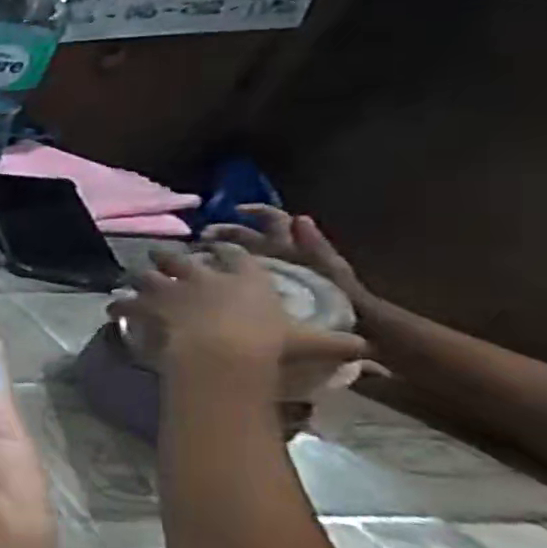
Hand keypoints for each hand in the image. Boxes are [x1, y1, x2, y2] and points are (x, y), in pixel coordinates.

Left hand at [110, 246, 367, 384]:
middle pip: (178, 258)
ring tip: (133, 284)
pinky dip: (120, 308)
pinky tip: (115, 312)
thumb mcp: (310, 343)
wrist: (222, 353)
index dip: (226, 253)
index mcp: (243, 278)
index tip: (218, 251)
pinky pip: (125, 304)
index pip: (236, 255)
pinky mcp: (146, 304)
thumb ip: (338, 344)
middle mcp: (202, 276)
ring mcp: (169, 287)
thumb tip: (374, 353)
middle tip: (162, 260)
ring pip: (145, 275)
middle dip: (168, 258)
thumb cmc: (268, 345)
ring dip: (139, 280)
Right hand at [202, 205, 361, 298]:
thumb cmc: (346, 301)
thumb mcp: (333, 271)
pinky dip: (211, 272)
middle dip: (224, 231)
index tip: (235, 211)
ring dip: (214, 250)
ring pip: (231, 254)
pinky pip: (228, 278)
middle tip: (204, 238)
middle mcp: (273, 257)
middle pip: (244, 234)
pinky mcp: (252, 293)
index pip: (271, 220)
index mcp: (291, 247)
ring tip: (196, 255)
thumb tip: (300, 217)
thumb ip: (317, 246)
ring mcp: (260, 275)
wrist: (350, 336)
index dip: (256, 212)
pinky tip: (198, 274)